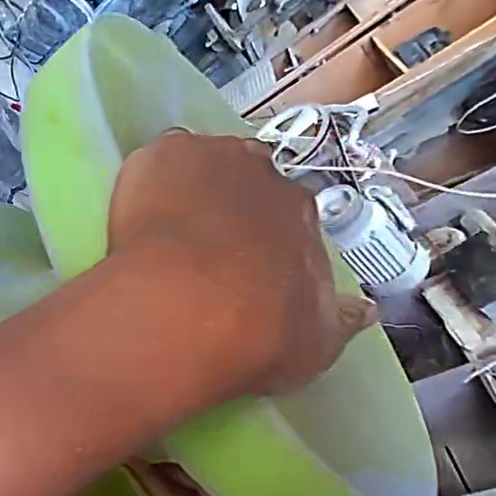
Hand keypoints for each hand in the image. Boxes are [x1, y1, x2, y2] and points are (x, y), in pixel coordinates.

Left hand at [107, 132, 375, 396]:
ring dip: (184, 186)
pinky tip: (134, 214)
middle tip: (198, 242)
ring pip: (195, 163)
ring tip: (161, 228)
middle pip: (241, 177)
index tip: (243, 255)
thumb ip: (336, 316)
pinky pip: (151, 161)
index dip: (261, 231)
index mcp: (300, 208)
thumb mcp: (316, 339)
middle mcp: (259, 171)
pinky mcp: (157, 156)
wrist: (188, 308)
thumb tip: (362, 308)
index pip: (284, 208)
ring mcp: (205, 157)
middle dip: (225, 202)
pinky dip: (144, 181)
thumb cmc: (259, 329)